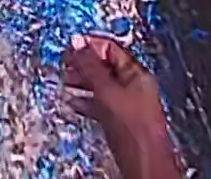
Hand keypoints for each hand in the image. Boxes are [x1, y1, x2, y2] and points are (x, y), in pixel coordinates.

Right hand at [63, 34, 181, 178]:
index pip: (110, 48)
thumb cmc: (133, 130)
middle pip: (105, 66)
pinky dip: (86, 101)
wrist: (144, 167)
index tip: (72, 45)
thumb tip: (78, 45)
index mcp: (136, 73)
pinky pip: (100, 104)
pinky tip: (74, 103)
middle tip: (65, 62)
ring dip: (82, 82)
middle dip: (83, 64)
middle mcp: (134, 86)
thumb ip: (91, 67)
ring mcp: (128, 105)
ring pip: (101, 86)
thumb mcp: (107, 91)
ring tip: (66, 80)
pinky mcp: (121, 123)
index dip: (90, 45)